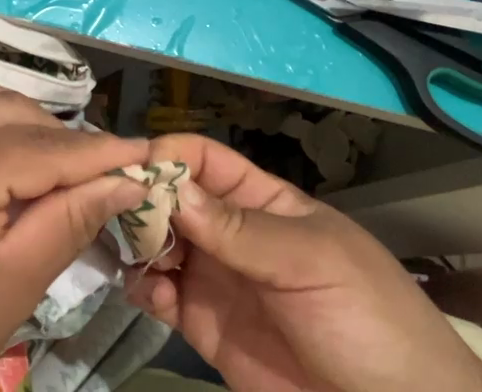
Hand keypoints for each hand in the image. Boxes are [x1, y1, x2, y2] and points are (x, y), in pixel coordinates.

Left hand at [0, 82, 150, 391]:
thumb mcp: (15, 281)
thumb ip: (69, 220)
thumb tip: (125, 180)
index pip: (49, 146)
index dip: (104, 152)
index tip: (150, 155)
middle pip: (19, 114)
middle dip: (68, 139)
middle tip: (108, 172)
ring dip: (27, 120)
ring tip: (61, 159)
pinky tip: (2, 136)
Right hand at [126, 135, 481, 391]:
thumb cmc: (370, 323)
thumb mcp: (314, 263)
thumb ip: (241, 230)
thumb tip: (170, 189)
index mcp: (263, 202)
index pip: (203, 159)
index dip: (167, 156)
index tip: (133, 170)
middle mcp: (231, 233)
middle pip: (170, 197)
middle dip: (139, 197)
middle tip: (111, 212)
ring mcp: (215, 279)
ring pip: (157, 242)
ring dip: (135, 241)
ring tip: (129, 254)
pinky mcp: (202, 326)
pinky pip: (158, 294)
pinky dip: (142, 286)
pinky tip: (147, 293)